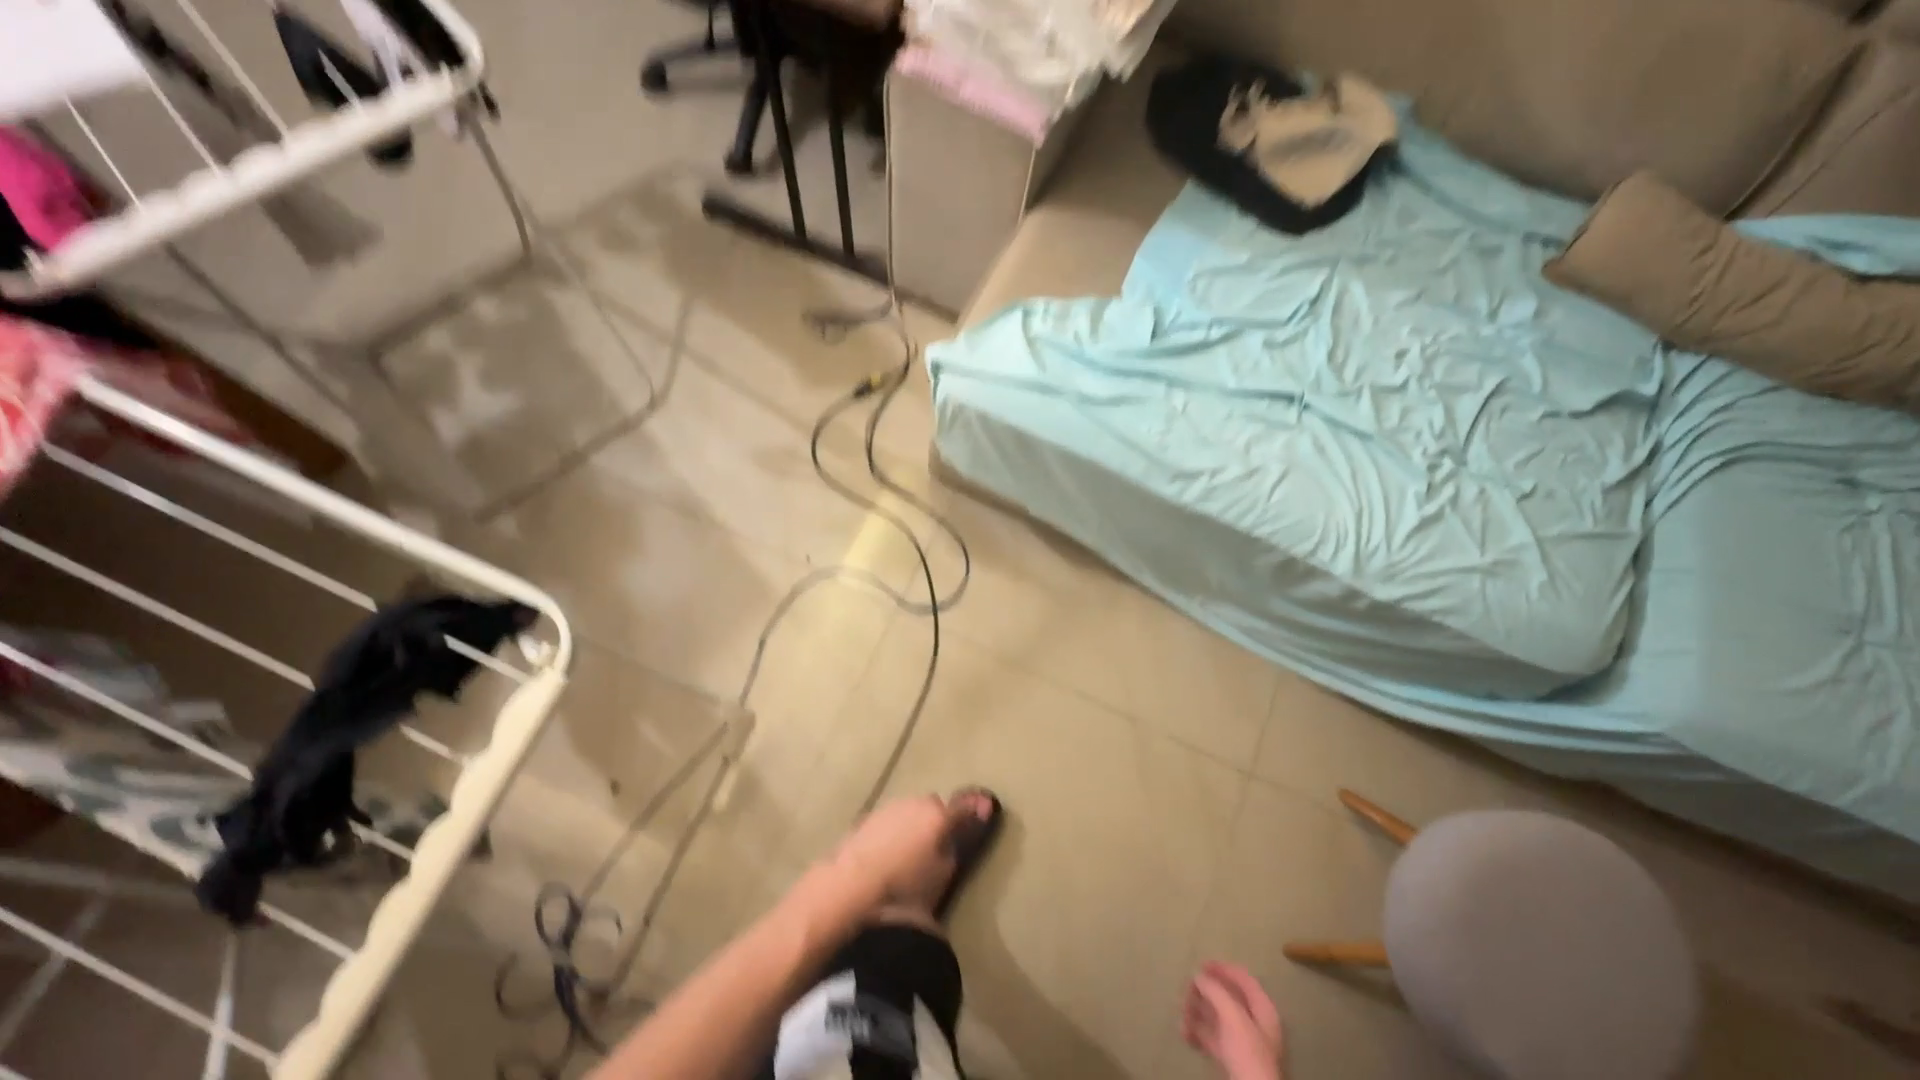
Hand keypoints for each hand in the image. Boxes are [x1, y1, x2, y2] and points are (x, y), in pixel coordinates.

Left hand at [800, 795, 958, 912]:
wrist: (853, 883)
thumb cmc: (905, 884)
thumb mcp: (942, 874)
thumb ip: (953, 849)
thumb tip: (951, 838)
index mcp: (938, 815)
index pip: (962, 809)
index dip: (972, 813)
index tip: (980, 815)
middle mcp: (915, 803)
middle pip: (933, 806)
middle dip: (936, 820)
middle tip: (935, 844)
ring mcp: (889, 807)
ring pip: (909, 810)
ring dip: (912, 823)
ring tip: (908, 849)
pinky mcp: (867, 817)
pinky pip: (890, 820)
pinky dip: (893, 830)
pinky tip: (887, 851)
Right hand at [1183, 962, 1284, 1079]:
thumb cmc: (1247, 1051)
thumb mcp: (1233, 1017)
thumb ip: (1216, 992)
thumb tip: (1199, 976)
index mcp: (1263, 1008)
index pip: (1244, 979)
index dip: (1223, 968)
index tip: (1200, 964)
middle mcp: (1253, 1021)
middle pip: (1226, 997)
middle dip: (1204, 993)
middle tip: (1185, 991)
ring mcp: (1241, 1040)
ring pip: (1215, 1017)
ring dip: (1196, 1013)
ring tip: (1182, 1016)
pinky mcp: (1229, 1056)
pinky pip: (1210, 1037)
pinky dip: (1197, 1032)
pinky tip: (1185, 1034)